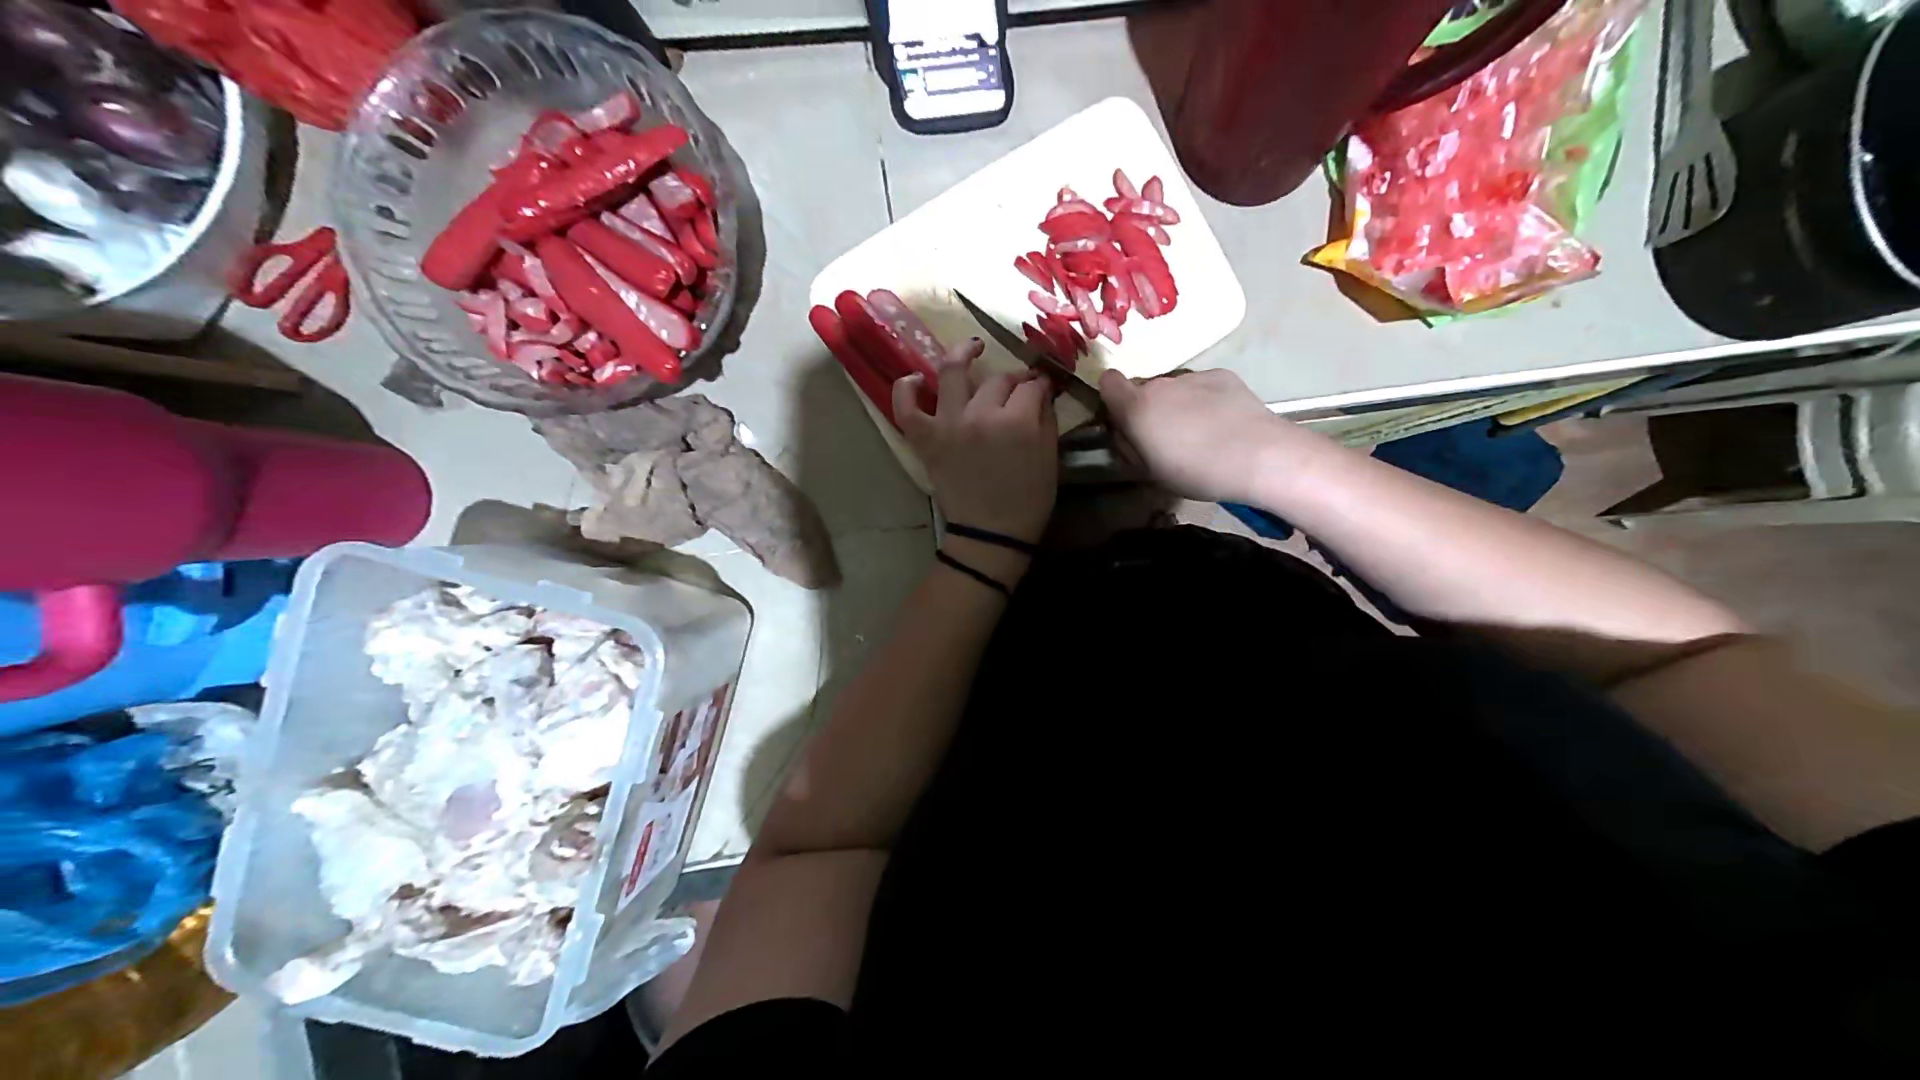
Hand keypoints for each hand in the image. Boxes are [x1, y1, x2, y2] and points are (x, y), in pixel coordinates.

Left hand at [895, 341, 1057, 543]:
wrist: (990, 534)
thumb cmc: (1028, 501)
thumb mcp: (1050, 458)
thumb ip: (1045, 419)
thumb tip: (1042, 390)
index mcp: (1018, 421)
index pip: (1031, 386)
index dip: (1041, 384)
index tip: (1044, 387)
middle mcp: (981, 414)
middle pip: (998, 380)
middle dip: (1013, 380)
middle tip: (1019, 387)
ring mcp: (949, 423)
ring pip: (951, 373)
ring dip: (962, 354)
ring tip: (971, 349)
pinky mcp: (926, 439)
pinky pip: (907, 407)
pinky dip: (905, 389)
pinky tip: (916, 379)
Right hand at [1100, 369, 1311, 503]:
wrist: (1260, 456)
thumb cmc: (1197, 473)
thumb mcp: (1150, 473)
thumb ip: (1130, 446)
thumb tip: (1126, 432)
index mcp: (1137, 408)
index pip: (1108, 382)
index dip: (1113, 399)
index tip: (1125, 421)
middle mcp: (1160, 384)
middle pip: (1144, 390)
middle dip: (1150, 409)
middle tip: (1169, 438)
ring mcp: (1193, 376)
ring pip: (1174, 389)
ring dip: (1179, 405)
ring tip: (1201, 433)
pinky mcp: (1222, 375)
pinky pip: (1202, 386)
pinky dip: (1205, 400)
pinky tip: (1223, 423)